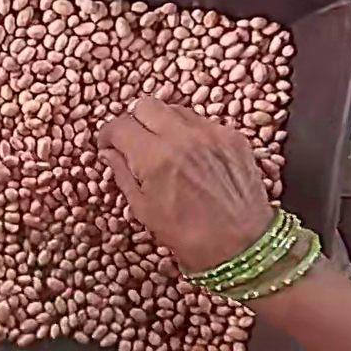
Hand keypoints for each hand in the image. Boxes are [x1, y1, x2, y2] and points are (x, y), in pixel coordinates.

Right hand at [97, 97, 275, 273]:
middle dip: (134, 122)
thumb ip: (123, 173)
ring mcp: (211, 133)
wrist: (242, 245)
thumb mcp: (143, 209)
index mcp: (154, 158)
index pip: (120, 125)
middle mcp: (183, 137)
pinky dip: (189, 133)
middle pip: (146, 105)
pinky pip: (201, 122)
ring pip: (175, 109)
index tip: (108, 144)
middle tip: (133, 143)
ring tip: (162, 149)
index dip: (108, 134)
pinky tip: (189, 156)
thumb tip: (109, 153)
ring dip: (162, 124)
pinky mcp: (232, 137)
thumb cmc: (188, 234)